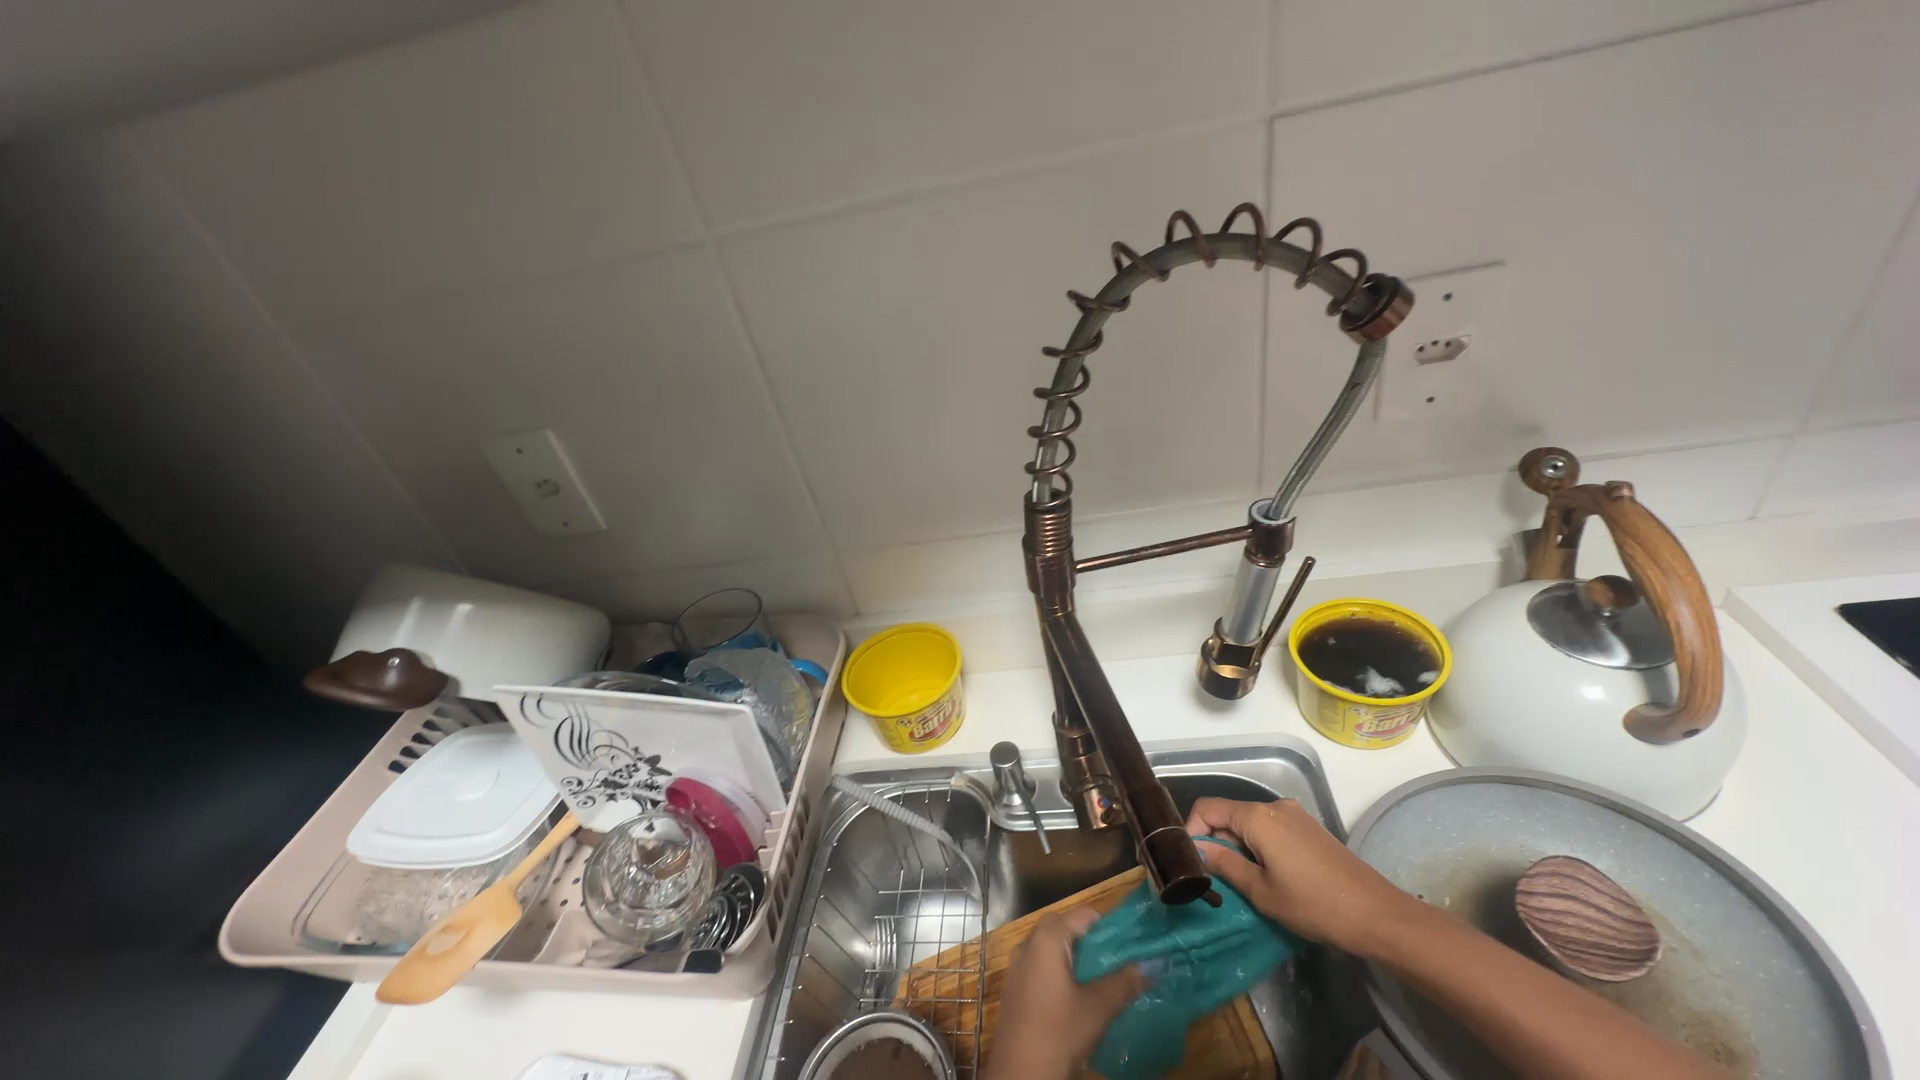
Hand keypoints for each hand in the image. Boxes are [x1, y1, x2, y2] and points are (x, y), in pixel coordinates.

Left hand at [983, 907, 1145, 1079]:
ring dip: (1078, 960)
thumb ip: (1125, 982)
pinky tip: (1079, 998)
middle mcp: (1028, 945)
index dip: (1109, 925)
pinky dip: (1062, 974)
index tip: (1132, 942)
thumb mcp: (1099, 1007)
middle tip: (1120, 961)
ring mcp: (1018, 968)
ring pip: (1053, 951)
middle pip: (1066, 929)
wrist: (1020, 1074)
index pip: (1083, 914)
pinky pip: (1042, 969)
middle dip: (1094, 942)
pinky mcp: (1016, 990)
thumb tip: (1151, 964)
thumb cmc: (1060, 1031)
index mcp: (1047, 939)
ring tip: (1105, 979)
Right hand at [1185, 796, 1416, 956]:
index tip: (1194, 863)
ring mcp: (1295, 815)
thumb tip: (1197, 849)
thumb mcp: (1261, 891)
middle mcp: (1275, 806)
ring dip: (1238, 846)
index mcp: (1258, 817)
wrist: (1377, 915)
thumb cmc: (1313, 905)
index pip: (1207, 808)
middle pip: (1229, 814)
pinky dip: (1259, 846)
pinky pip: (1271, 828)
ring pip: (1250, 823)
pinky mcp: (1310, 829)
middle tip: (1214, 879)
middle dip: (1216, 842)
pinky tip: (1269, 876)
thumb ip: (1225, 864)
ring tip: (1242, 882)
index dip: (1192, 831)